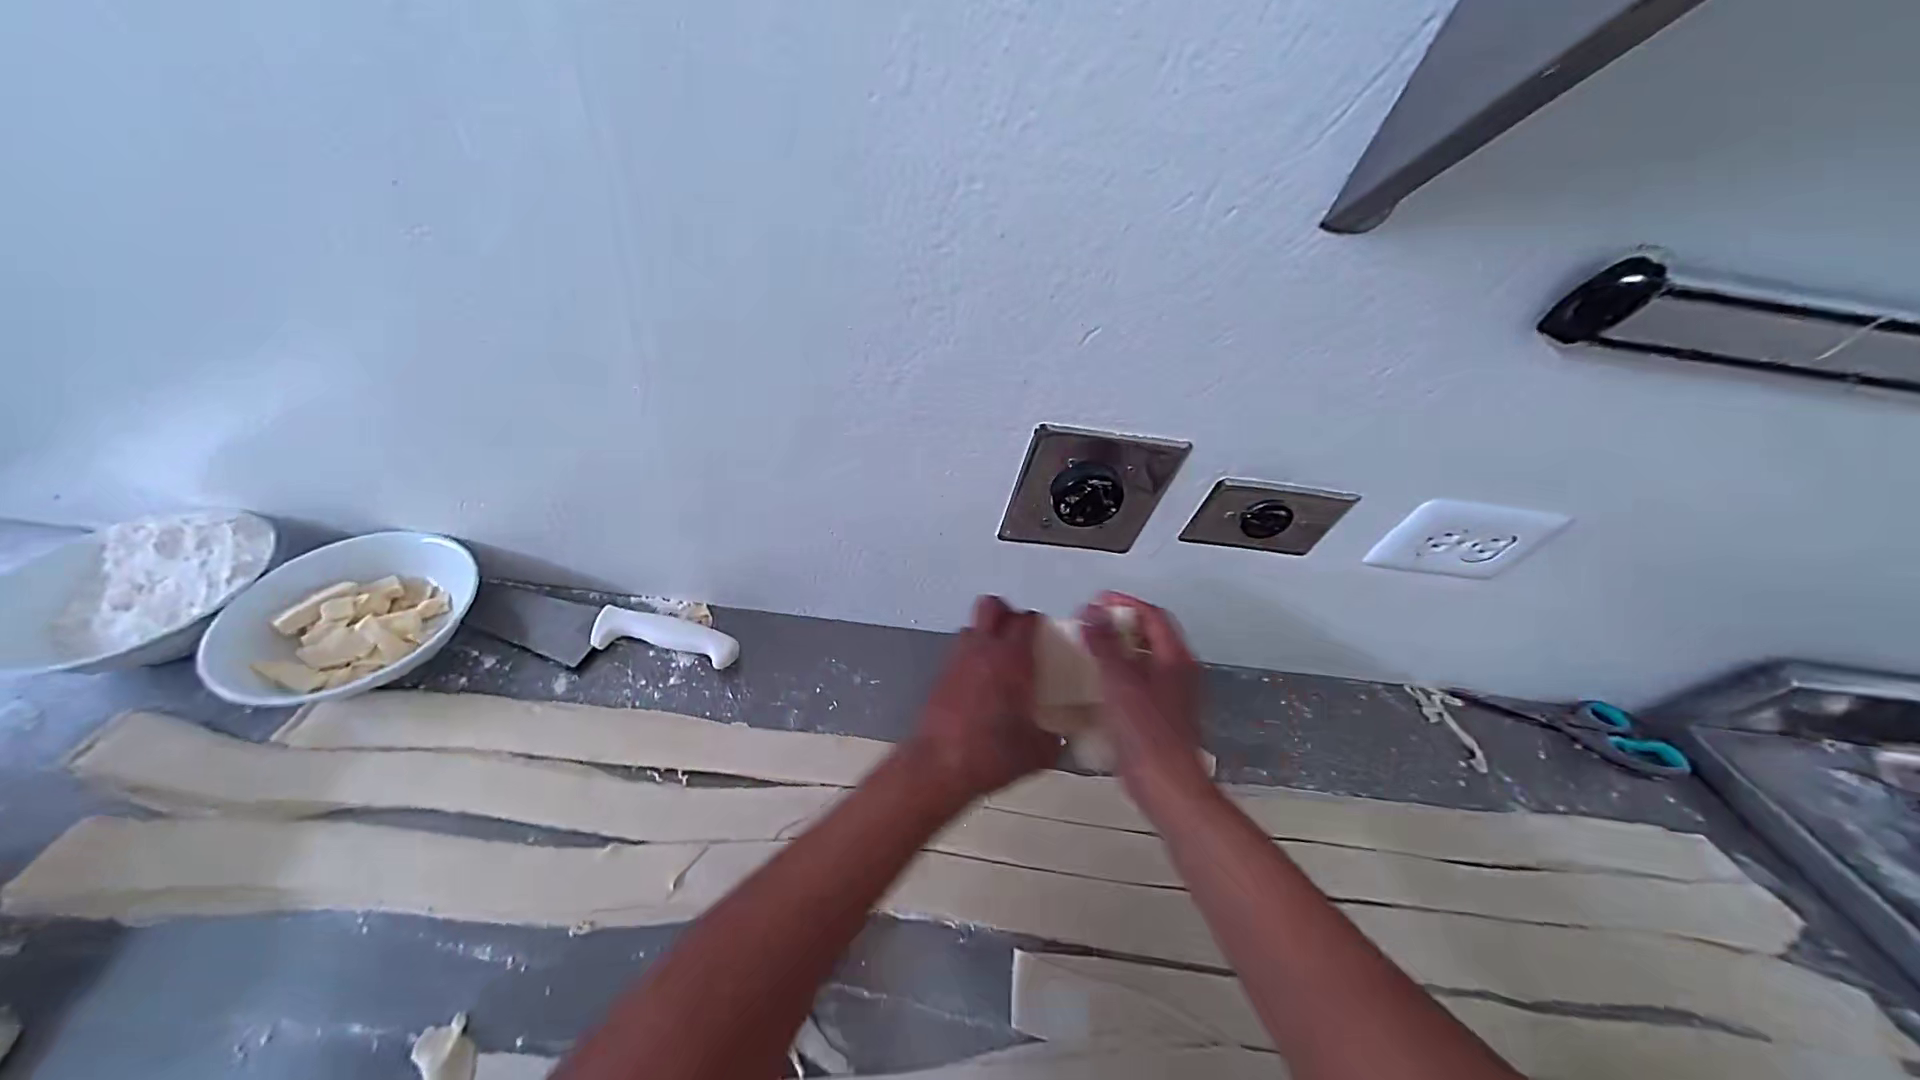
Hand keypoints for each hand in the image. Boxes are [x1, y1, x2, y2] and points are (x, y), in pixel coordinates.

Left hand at [909, 596, 1061, 799]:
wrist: (939, 766)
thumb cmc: (991, 754)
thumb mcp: (1038, 751)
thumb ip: (1054, 738)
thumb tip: (1057, 738)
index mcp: (1013, 659)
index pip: (1027, 619)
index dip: (1037, 623)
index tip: (1044, 635)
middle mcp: (984, 650)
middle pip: (993, 606)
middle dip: (1006, 613)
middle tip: (1018, 634)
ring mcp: (958, 660)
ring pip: (972, 626)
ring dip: (985, 632)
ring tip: (997, 656)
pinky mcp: (941, 675)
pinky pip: (959, 651)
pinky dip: (970, 656)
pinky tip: (979, 681)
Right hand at [1080, 591, 1207, 796]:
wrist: (1165, 785)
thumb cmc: (1146, 733)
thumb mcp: (1119, 681)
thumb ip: (1104, 644)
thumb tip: (1093, 612)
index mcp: (1175, 658)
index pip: (1153, 615)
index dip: (1124, 603)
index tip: (1096, 601)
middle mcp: (1178, 672)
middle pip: (1149, 635)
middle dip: (1119, 624)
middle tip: (1090, 623)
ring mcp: (1171, 695)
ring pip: (1142, 659)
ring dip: (1116, 649)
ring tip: (1088, 649)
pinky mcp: (1159, 715)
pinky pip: (1138, 683)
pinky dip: (1118, 674)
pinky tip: (1096, 684)